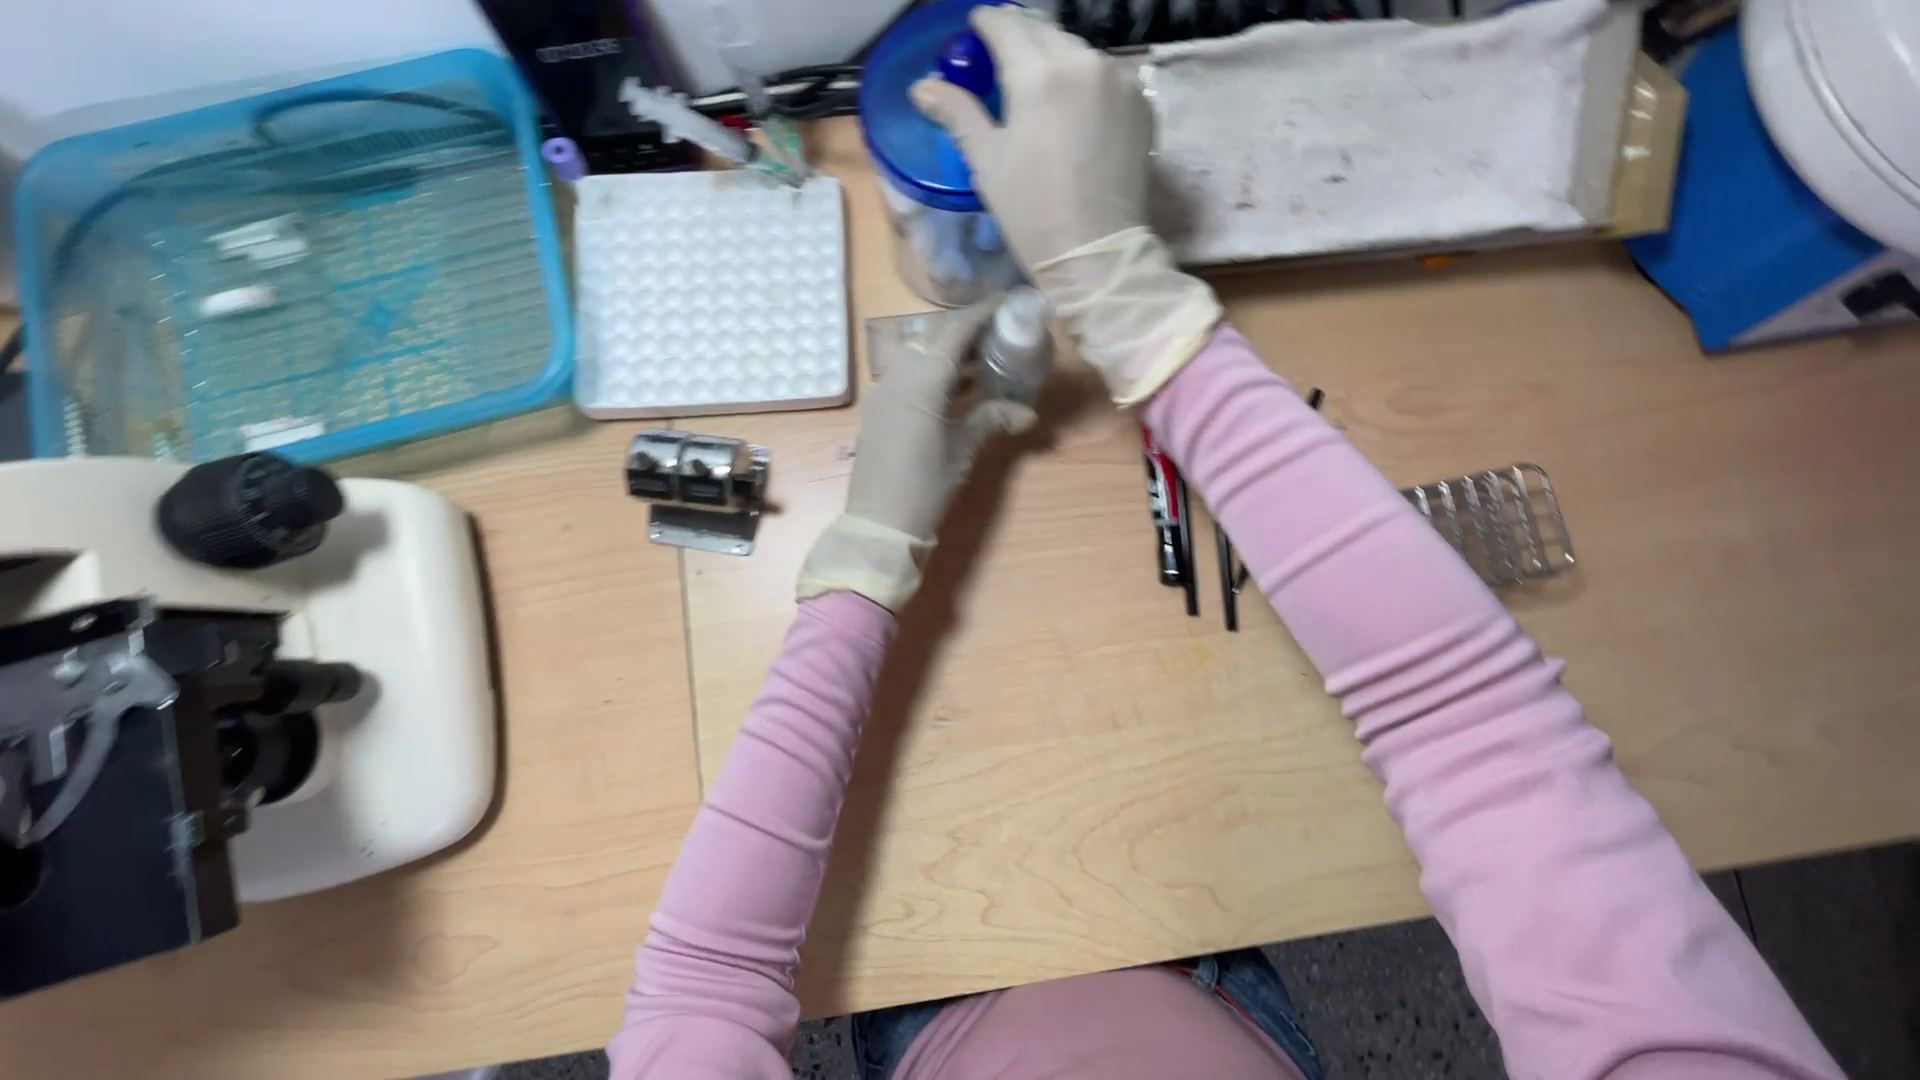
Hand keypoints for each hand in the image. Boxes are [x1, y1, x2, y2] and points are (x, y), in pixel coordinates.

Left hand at [797, 302, 1034, 611]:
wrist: (879, 522)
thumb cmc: (924, 486)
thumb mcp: (962, 451)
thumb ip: (992, 420)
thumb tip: (1027, 413)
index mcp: (922, 380)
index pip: (955, 330)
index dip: (982, 313)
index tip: (1007, 304)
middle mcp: (898, 376)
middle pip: (935, 338)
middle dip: (968, 332)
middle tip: (1000, 336)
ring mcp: (883, 391)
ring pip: (920, 356)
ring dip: (951, 354)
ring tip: (985, 361)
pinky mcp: (879, 408)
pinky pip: (908, 376)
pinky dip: (934, 373)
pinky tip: (958, 389)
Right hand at [911, 6, 1221, 406]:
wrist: (1096, 253)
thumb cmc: (1032, 213)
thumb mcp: (987, 163)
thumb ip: (959, 113)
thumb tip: (923, 86)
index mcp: (1039, 76)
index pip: (1007, 26)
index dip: (987, 23)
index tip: (977, 25)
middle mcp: (1083, 64)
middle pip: (1045, 32)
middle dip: (1021, 38)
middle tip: (1004, 57)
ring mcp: (1119, 81)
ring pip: (1078, 52)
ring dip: (1055, 60)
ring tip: (1039, 86)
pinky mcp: (1141, 103)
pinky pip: (1106, 76)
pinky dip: (1085, 82)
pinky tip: (1073, 109)